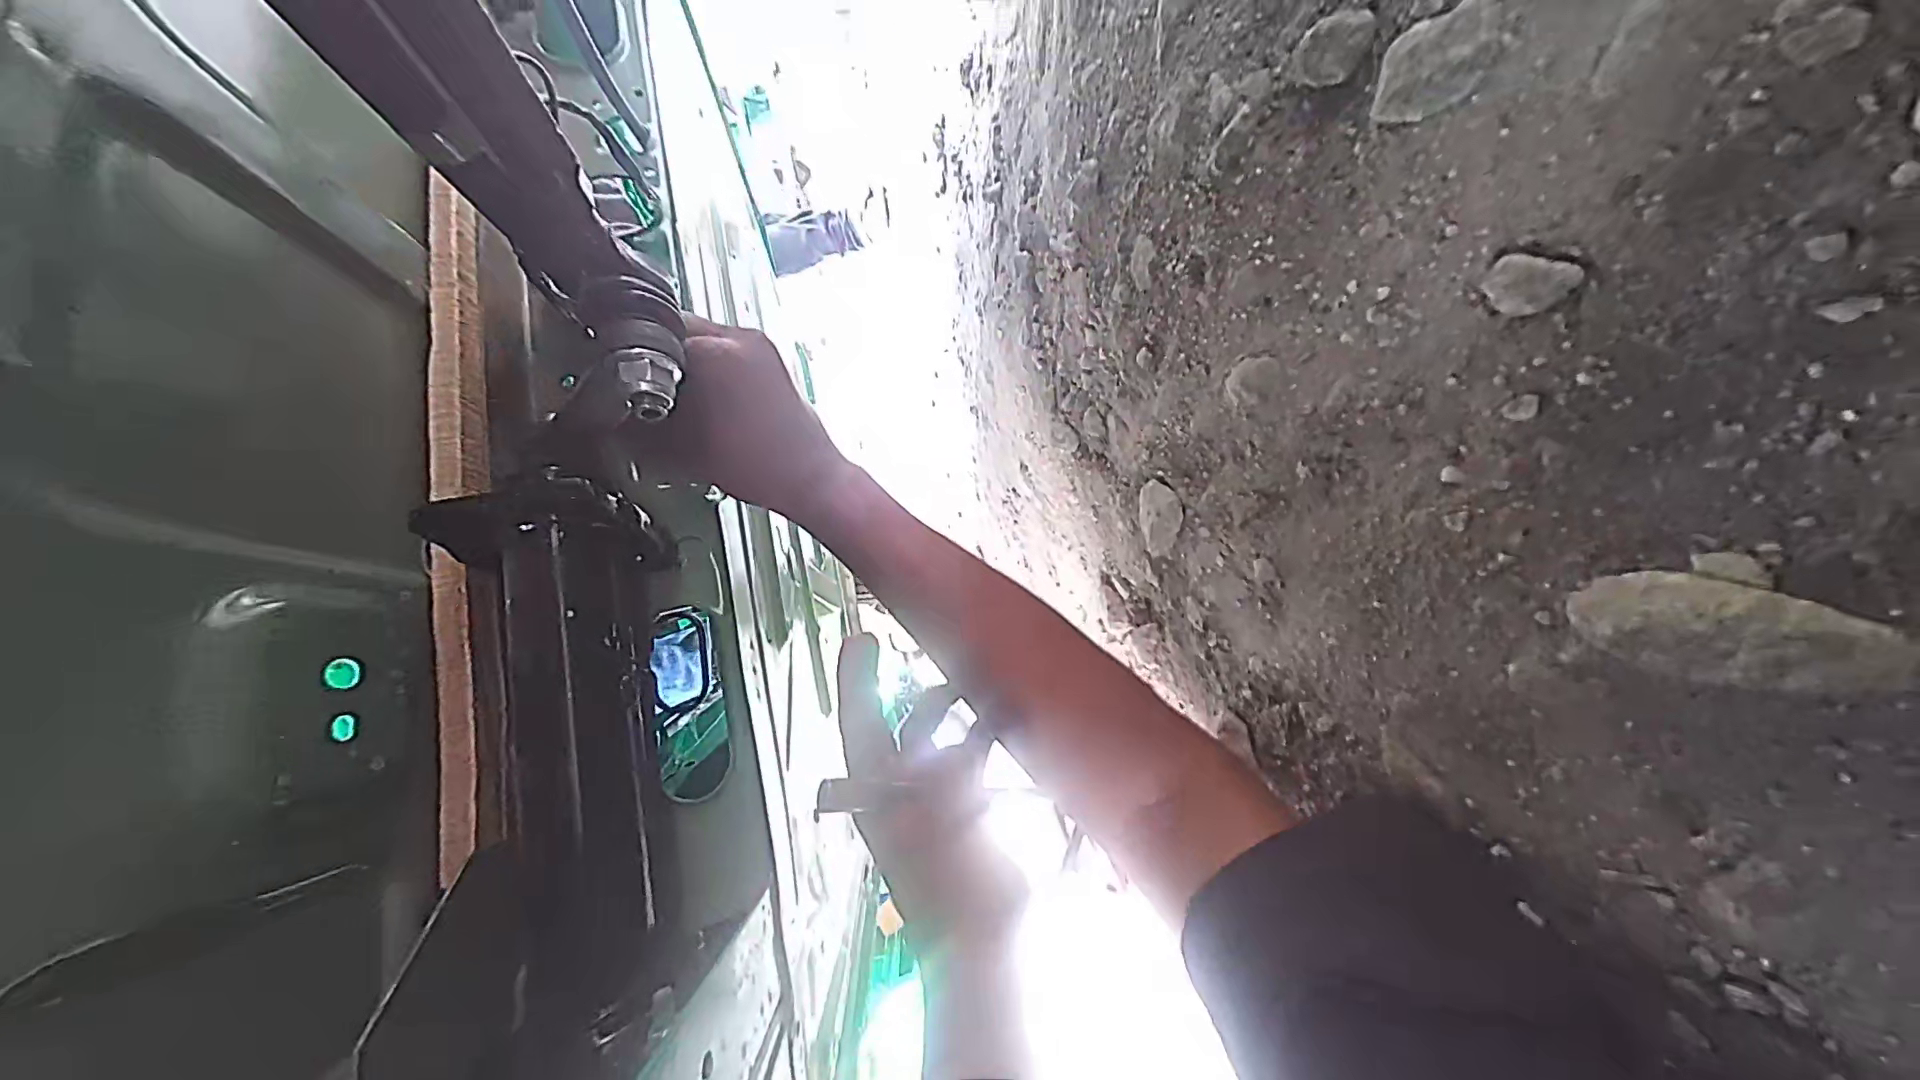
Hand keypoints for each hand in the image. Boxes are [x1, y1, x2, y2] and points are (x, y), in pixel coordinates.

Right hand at [622, 315, 851, 519]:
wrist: (810, 479)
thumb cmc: (758, 466)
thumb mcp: (680, 448)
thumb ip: (636, 428)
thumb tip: (609, 419)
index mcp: (715, 349)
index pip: (651, 331)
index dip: (630, 355)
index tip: (620, 373)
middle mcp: (740, 337)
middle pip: (679, 331)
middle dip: (658, 358)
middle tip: (646, 388)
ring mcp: (761, 347)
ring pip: (705, 341)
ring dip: (687, 363)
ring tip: (678, 397)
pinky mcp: (774, 362)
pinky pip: (730, 353)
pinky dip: (713, 369)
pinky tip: (708, 401)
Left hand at [836, 634, 1026, 950]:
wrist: (980, 941)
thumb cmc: (950, 894)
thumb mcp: (938, 835)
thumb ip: (942, 788)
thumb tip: (948, 748)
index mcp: (877, 791)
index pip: (858, 722)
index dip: (856, 679)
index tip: (861, 641)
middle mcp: (899, 786)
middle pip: (900, 722)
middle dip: (916, 689)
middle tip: (937, 657)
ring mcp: (932, 795)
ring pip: (938, 736)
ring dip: (955, 709)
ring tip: (975, 685)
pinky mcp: (965, 805)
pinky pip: (969, 754)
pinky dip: (983, 734)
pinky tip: (1003, 721)